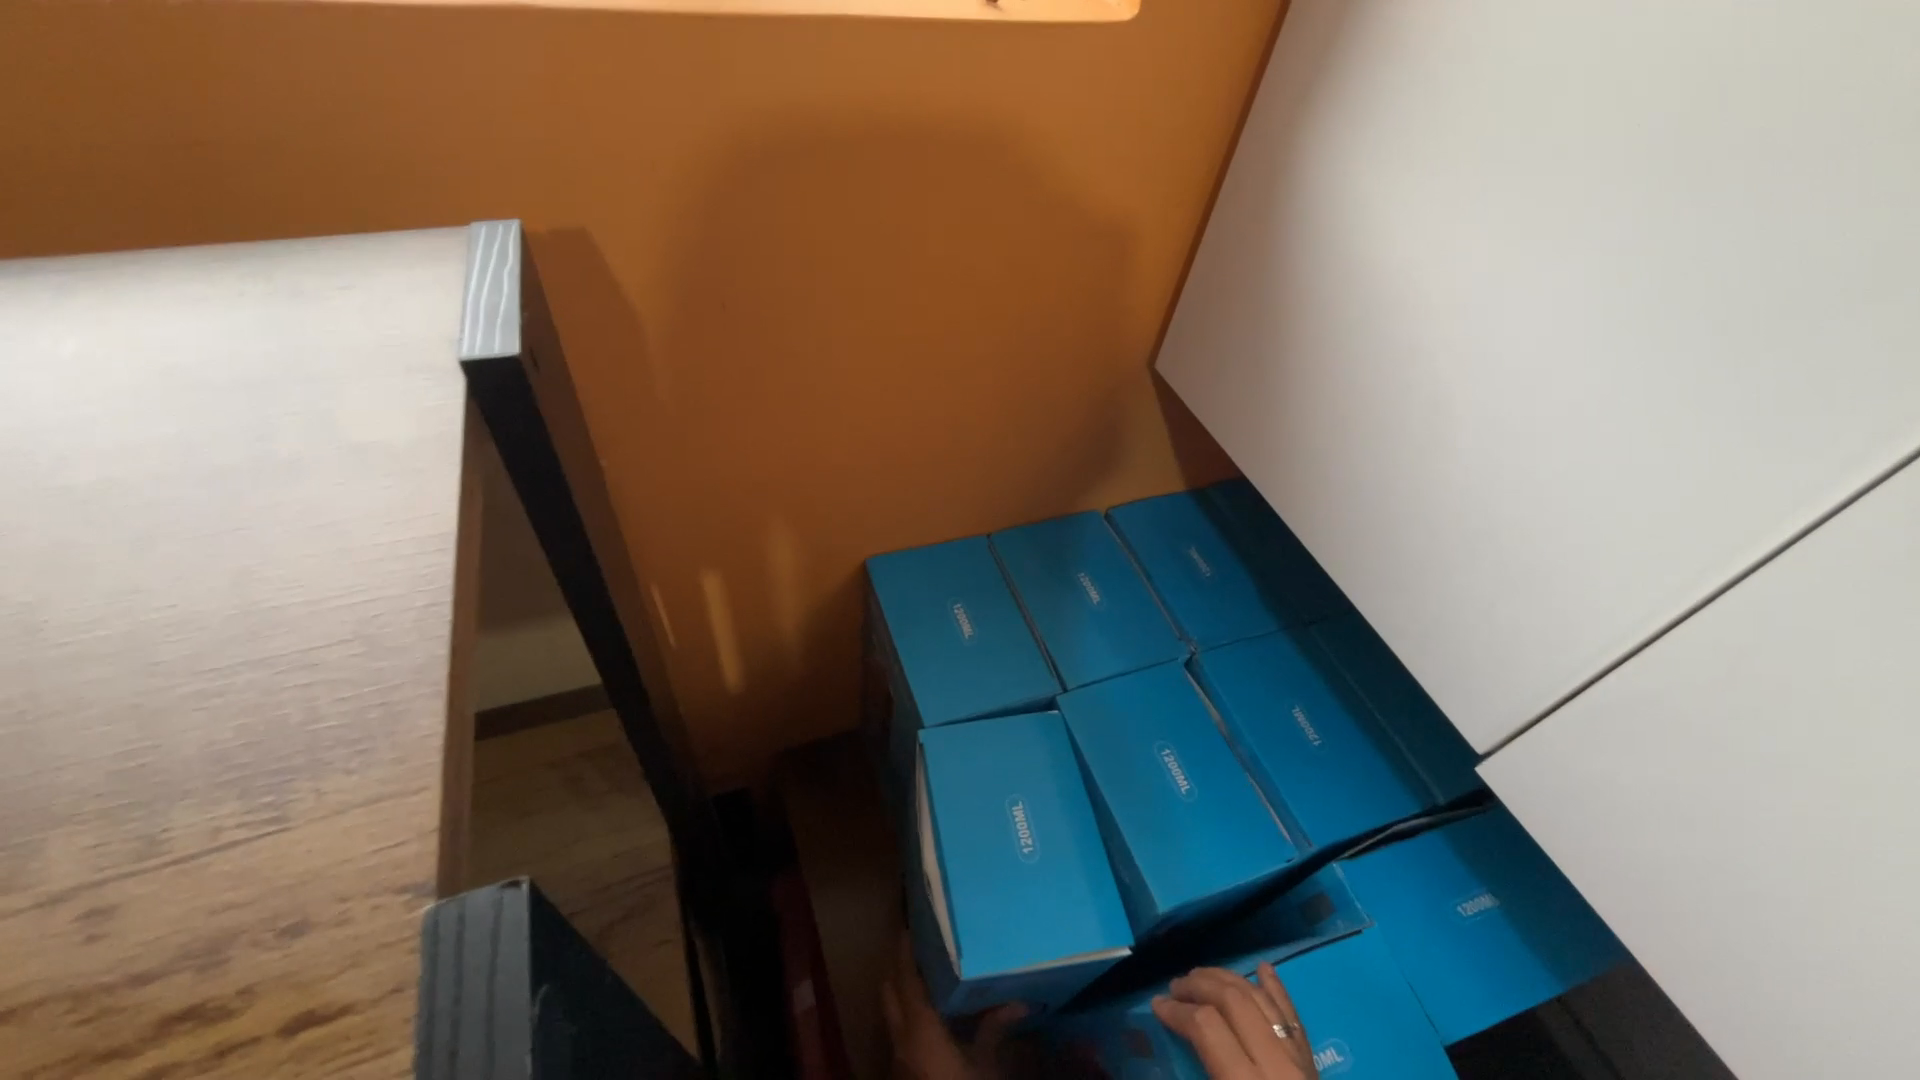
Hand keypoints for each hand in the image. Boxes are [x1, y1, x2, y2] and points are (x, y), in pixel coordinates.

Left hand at [881, 935, 1026, 1079]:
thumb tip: (1020, 1001)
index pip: (906, 979)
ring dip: (903, 991)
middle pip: (890, 991)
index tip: (911, 926)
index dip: (906, 951)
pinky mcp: (904, 1072)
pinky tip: (933, 1015)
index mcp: (919, 1029)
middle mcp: (900, 1039)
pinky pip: (899, 1032)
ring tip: (928, 974)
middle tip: (920, 946)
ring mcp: (898, 1059)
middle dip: (900, 967)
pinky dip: (909, 1014)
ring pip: (891, 1012)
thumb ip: (996, 1029)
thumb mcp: (988, 1066)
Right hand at [1151, 962, 1317, 1079]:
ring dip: (1229, 980)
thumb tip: (1171, 1057)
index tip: (1156, 1006)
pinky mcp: (1315, 1070)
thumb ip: (1201, 1077)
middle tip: (1174, 987)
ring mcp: (1301, 1066)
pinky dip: (1277, 990)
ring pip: (1263, 1001)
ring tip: (1202, 976)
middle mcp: (1277, 1068)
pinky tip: (1262, 969)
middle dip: (1199, 986)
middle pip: (1234, 1003)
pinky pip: (1294, 1019)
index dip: (1177, 1011)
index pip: (1208, 1028)